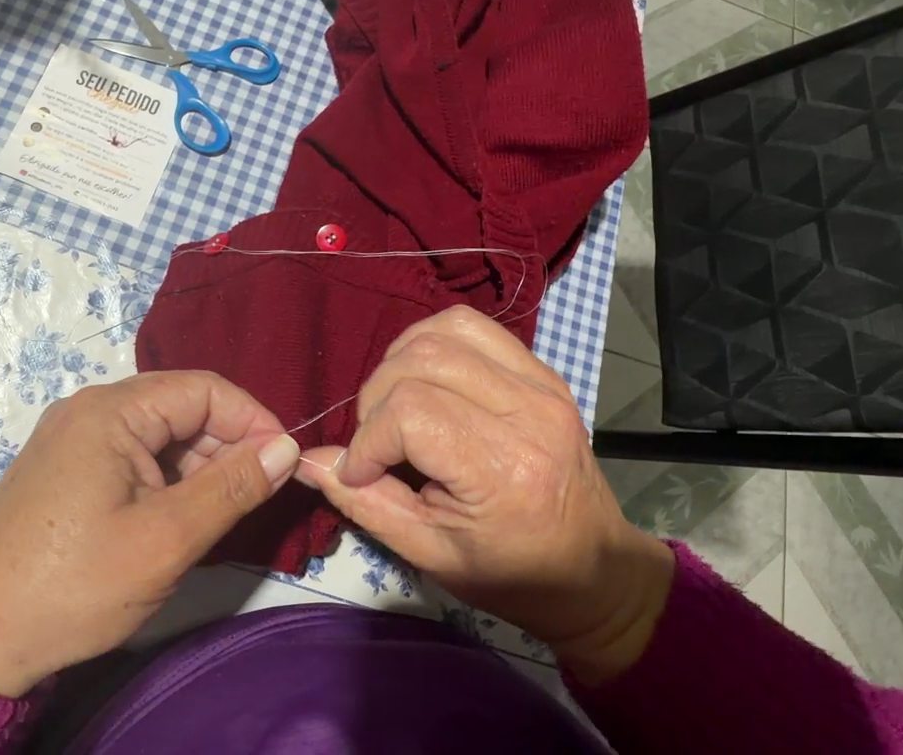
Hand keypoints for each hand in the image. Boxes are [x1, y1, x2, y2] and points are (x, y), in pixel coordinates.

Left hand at [0, 371, 300, 696]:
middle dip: (226, 445)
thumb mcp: (168, 539)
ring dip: (198, 465)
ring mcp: (74, 436)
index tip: (284, 463)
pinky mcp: (67, 465)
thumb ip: (233, 486)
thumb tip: (286, 447)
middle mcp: (90, 409)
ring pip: (160, 433)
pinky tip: (179, 515)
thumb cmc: (77, 585)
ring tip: (219, 513)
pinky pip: (134, 453)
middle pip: (181, 407)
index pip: (204, 390)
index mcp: (110, 411)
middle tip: (254, 496)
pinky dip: (167, 478)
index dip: (252, 420)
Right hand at [293, 306, 673, 683]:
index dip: (368, 438)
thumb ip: (365, 503)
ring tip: (397, 405)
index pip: (410, 412)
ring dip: (401, 362)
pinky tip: (427, 380)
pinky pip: (474, 327)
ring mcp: (542, 384)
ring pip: (445, 331)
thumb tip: (307, 460)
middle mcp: (528, 412)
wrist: (595, 570)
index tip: (361, 472)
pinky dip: (434, 343)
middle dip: (378, 398)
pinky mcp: (544, 371)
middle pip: (422, 361)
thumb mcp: (431, 554)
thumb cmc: (513, 575)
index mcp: (504, 470)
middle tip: (377, 441)